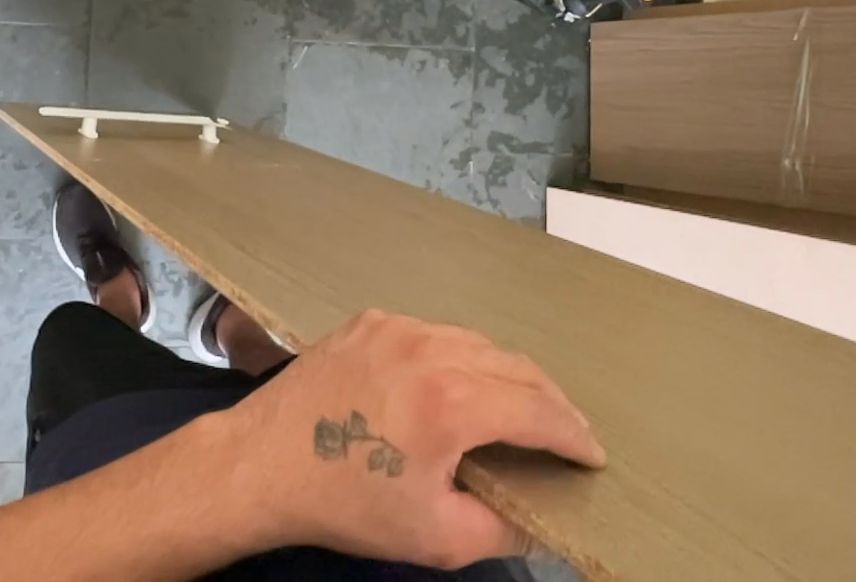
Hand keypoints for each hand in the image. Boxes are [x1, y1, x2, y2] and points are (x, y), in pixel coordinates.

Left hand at [206, 308, 603, 568]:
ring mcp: (393, 326)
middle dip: (549, 400)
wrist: (263, 461)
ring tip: (520, 405)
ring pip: (474, 340)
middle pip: (514, 366)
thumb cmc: (347, 502)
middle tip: (566, 432)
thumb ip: (504, 527)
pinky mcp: (366, 320)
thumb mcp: (438, 536)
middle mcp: (427, 348)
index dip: (574, 435)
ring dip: (506, 372)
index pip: (538, 410)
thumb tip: (539, 514)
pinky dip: (459, 354)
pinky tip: (459, 379)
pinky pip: (431, 331)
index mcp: (451, 400)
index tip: (592, 456)